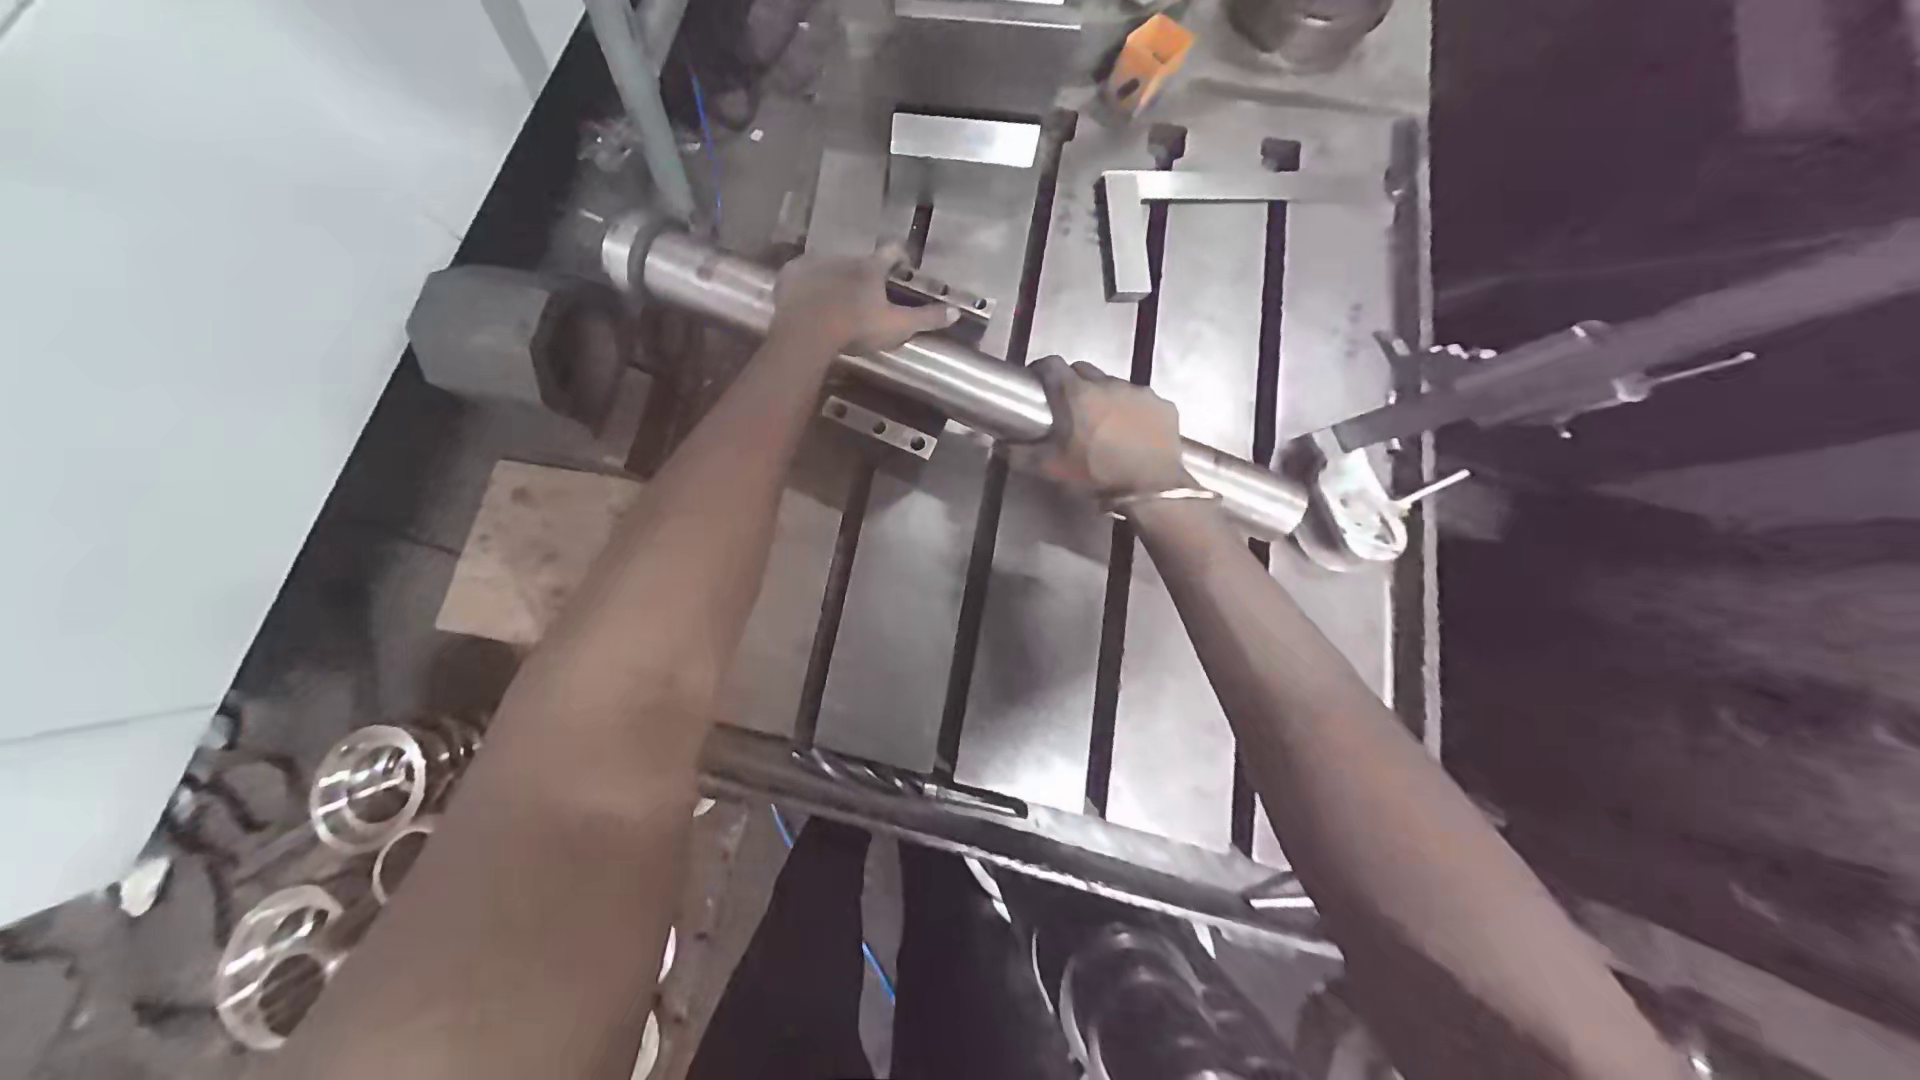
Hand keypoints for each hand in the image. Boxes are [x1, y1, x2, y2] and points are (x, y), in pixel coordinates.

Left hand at [769, 246, 957, 354]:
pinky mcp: (791, 276)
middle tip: (867, 296)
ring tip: (836, 301)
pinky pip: (802, 276)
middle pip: (859, 262)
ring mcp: (814, 264)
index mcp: (870, 268)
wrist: (806, 334)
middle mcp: (843, 257)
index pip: (891, 252)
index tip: (903, 267)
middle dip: (864, 275)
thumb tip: (957, 312)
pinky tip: (808, 300)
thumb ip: (926, 318)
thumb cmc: (856, 328)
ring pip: (830, 267)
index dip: (900, 257)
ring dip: (835, 279)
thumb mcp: (896, 326)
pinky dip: (808, 284)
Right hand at [1019, 355, 1190, 499]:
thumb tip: (999, 446)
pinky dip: (1133, 411)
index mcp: (1076, 394)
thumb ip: (1021, 454)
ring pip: (1114, 385)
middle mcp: (1108, 384)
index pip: (1052, 365)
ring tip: (1102, 425)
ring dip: (1104, 398)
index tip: (1037, 382)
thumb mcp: (1052, 469)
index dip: (1041, 370)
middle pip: (1083, 370)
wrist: (1150, 489)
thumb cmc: (1097, 476)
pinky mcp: (1162, 405)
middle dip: (1072, 382)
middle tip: (1068, 408)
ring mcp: (1139, 392)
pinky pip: (1142, 401)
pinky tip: (1132, 434)